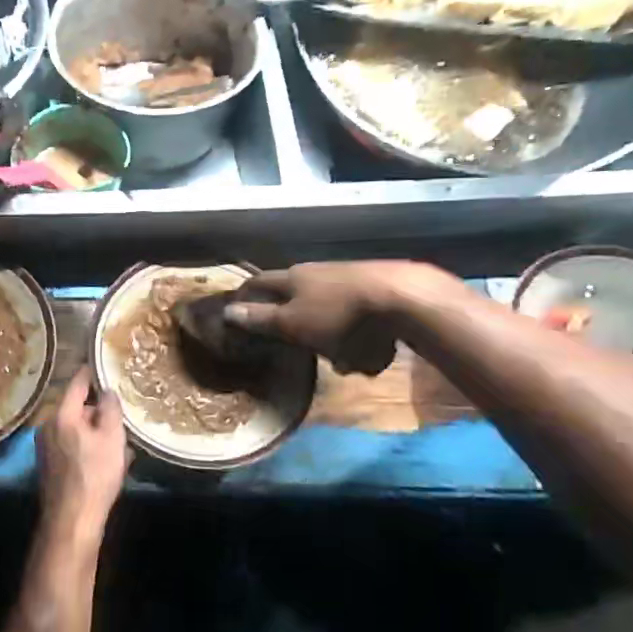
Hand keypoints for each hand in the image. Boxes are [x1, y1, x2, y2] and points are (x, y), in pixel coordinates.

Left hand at [36, 365, 126, 544]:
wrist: (72, 520)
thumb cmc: (94, 475)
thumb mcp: (111, 438)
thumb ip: (110, 409)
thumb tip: (107, 390)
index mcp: (61, 415)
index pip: (76, 384)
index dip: (90, 373)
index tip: (100, 363)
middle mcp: (47, 426)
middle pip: (76, 408)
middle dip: (98, 411)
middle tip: (120, 415)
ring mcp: (45, 447)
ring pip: (75, 429)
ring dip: (96, 432)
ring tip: (120, 443)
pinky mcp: (49, 466)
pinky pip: (71, 446)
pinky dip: (88, 447)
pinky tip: (107, 461)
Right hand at [227, 261, 454, 374]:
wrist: (405, 299)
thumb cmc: (338, 315)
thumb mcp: (292, 323)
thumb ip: (261, 318)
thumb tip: (227, 311)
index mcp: (292, 277)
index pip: (258, 282)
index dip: (245, 295)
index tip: (237, 311)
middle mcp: (317, 271)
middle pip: (295, 294)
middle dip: (292, 319)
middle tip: (290, 343)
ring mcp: (349, 277)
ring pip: (328, 306)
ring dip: (328, 332)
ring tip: (340, 360)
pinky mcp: (378, 288)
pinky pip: (357, 314)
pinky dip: (356, 332)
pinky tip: (369, 352)